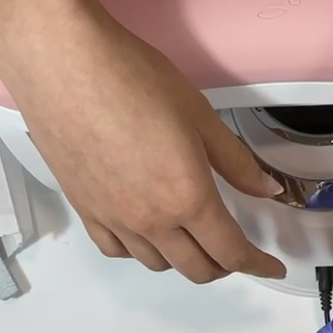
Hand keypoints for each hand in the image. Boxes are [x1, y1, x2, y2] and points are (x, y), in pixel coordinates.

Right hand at [0, 6, 286, 282]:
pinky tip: (146, 235)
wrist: (61, 63)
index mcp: (188, 199)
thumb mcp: (200, 116)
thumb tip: (267, 189)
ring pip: (158, 264)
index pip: (231, 252)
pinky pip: (118, 251)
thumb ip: (237, 162)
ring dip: (184, 260)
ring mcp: (115, 219)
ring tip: (193, 239)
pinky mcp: (86, 209)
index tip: (271, 267)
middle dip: (224, 266)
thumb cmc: (131, 79)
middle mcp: (152, 220)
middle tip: (235, 251)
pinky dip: (140, 252)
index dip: (257, 265)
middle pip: (197, 268)